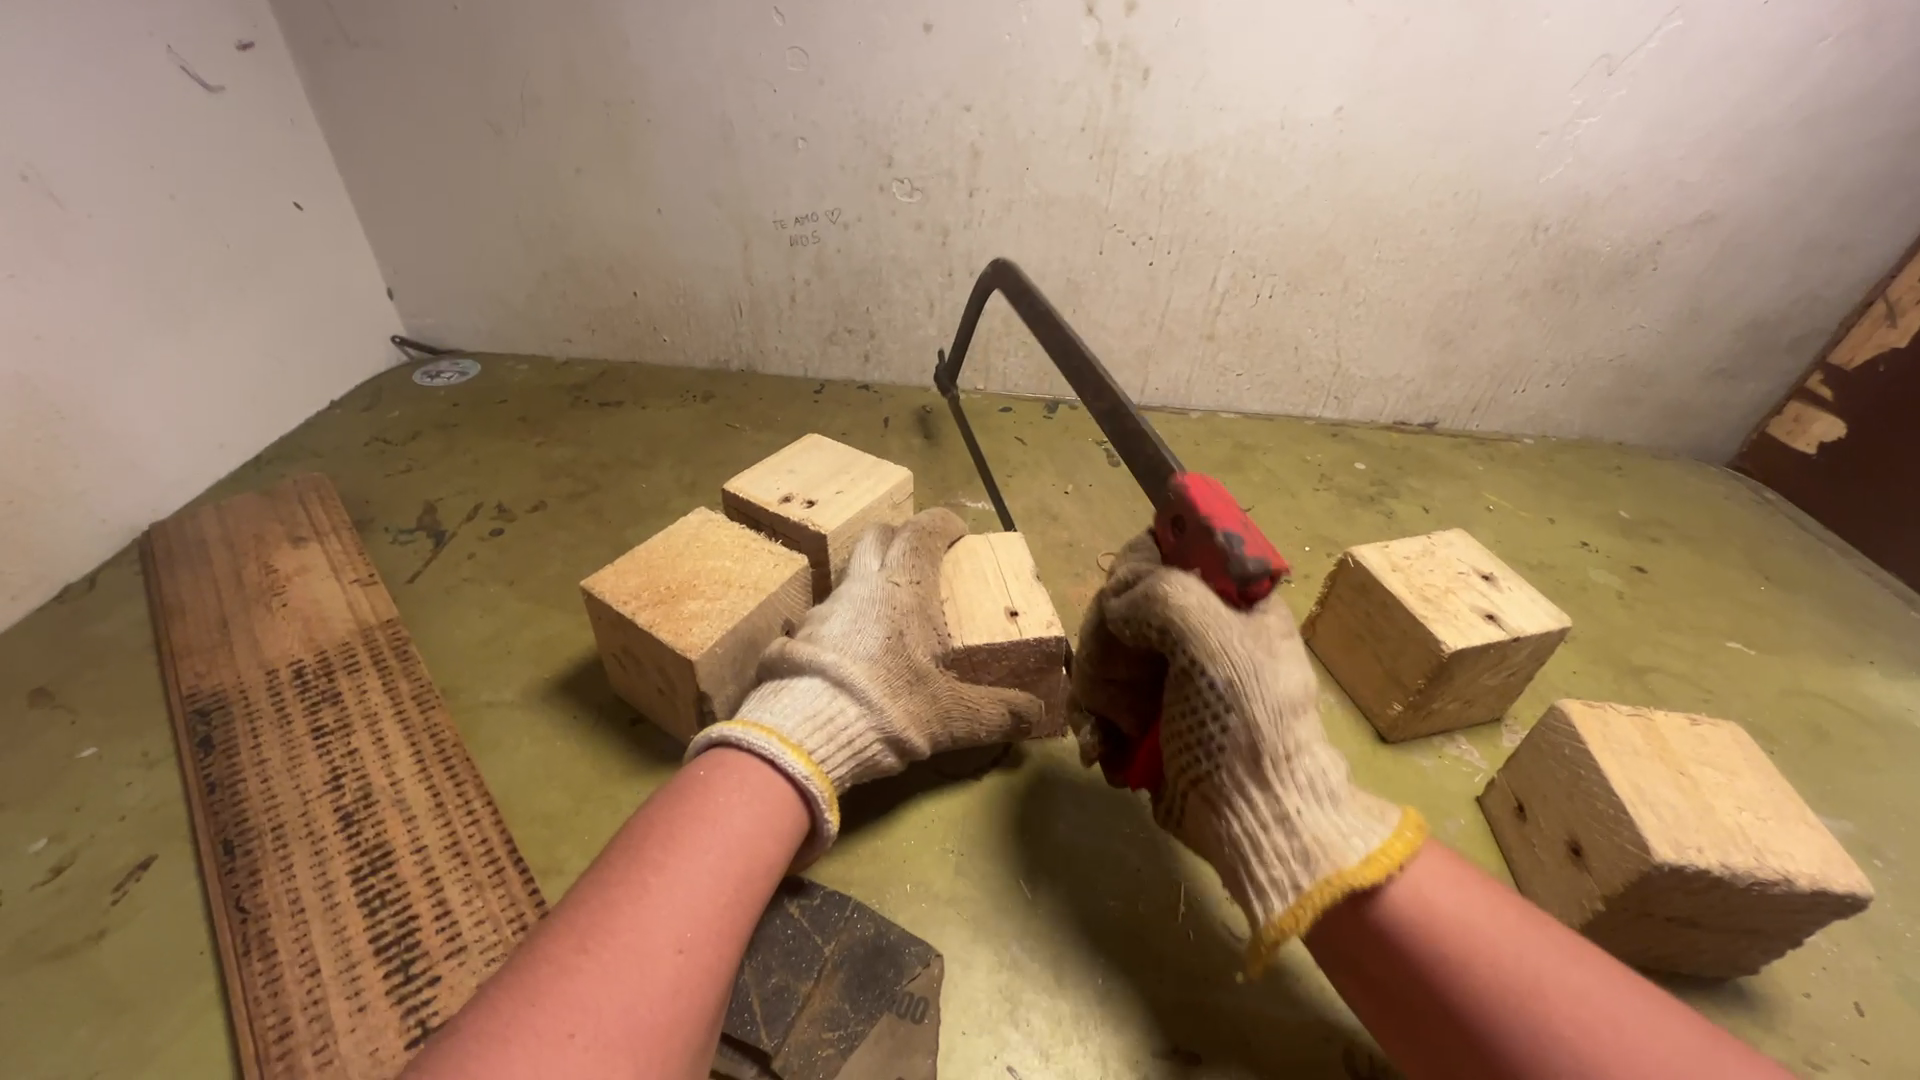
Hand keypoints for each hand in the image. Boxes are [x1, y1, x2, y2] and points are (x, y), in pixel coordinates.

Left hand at [688, 507, 1043, 862]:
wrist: (803, 735)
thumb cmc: (888, 708)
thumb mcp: (952, 717)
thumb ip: (997, 713)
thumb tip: (1036, 713)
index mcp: (902, 591)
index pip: (922, 533)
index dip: (942, 523)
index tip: (957, 531)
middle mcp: (860, 588)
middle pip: (877, 537)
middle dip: (901, 538)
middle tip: (921, 561)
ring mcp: (823, 610)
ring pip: (849, 576)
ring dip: (871, 583)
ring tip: (889, 618)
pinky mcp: (796, 638)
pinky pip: (826, 616)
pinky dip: (846, 622)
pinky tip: (854, 656)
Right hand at [1073, 532, 1427, 971]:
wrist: (1252, 820)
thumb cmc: (1245, 727)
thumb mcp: (1216, 644)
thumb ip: (1161, 595)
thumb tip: (1114, 603)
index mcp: (1231, 599)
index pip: (1168, 550)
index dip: (1136, 573)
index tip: (1125, 608)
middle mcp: (1198, 628)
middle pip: (1122, 605)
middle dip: (1106, 648)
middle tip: (1111, 685)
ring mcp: (1170, 672)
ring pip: (1103, 652)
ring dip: (1095, 693)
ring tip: (1107, 733)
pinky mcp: (1147, 712)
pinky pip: (1102, 697)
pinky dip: (1095, 722)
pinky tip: (1102, 749)